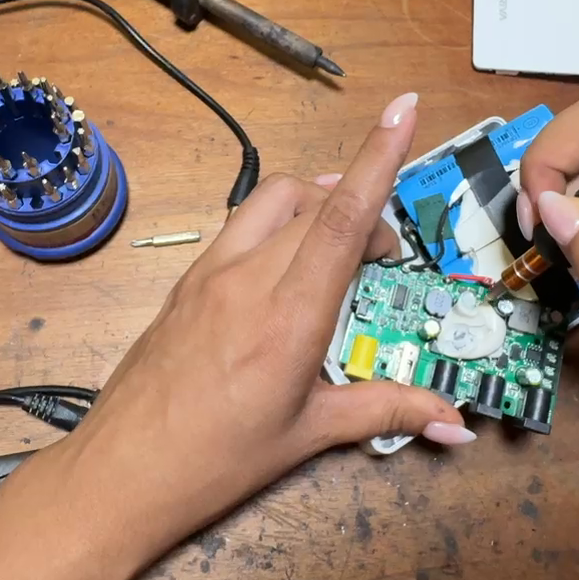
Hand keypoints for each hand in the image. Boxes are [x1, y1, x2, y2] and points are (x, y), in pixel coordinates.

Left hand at [51, 92, 470, 562]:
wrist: (119, 472)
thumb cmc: (219, 462)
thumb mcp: (310, 435)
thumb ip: (388, 412)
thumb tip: (459, 426)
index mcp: (289, 317)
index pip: (342, 218)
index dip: (378, 157)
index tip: (403, 107)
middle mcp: (249, 277)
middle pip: (316, 203)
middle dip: (362, 207)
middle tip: (381, 256)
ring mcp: (211, 272)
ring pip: (274, 200)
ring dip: (316, 200)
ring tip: (339, 237)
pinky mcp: (187, 278)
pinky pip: (242, 225)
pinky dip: (278, 221)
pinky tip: (286, 263)